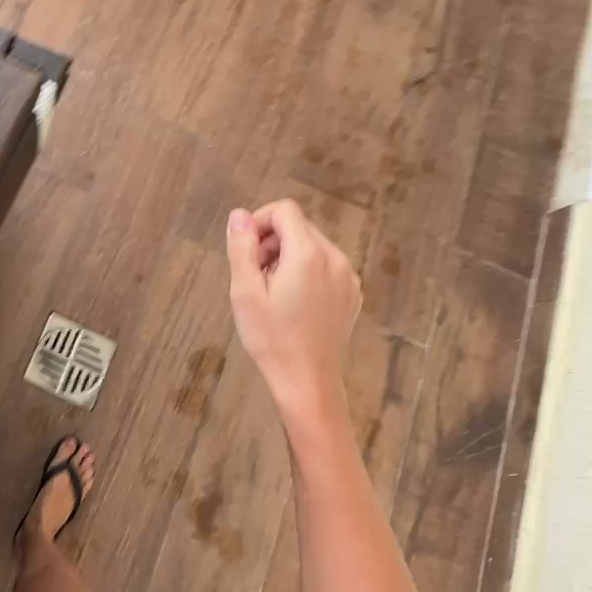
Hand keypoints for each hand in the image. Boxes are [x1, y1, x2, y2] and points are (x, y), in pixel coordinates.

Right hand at [224, 200, 360, 431]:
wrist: (307, 381)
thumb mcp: (245, 292)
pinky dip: (305, 271)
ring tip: (272, 292)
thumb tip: (239, 214)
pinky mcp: (352, 293)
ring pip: (312, 245)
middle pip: (299, 226)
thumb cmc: (271, 338)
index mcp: (308, 254)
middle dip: (271, 241)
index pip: (285, 210)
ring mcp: (348, 276)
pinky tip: (293, 303)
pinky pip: (325, 266)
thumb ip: (242, 248)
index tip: (245, 253)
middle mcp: (335, 258)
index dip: (259, 222)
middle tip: (254, 276)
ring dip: (287, 256)